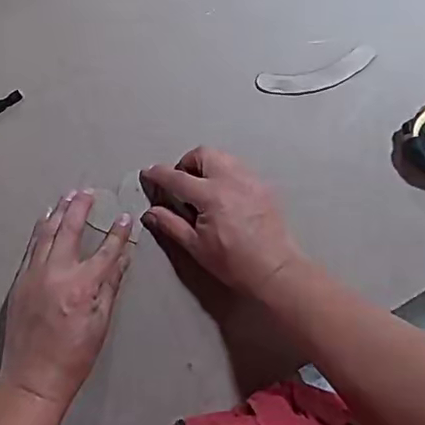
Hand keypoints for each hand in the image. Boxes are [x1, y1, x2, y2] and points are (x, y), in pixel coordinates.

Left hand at [0, 191, 132, 409]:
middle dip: (80, 208)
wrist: (32, 378)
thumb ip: (110, 286)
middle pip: (70, 229)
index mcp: (82, 285)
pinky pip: (32, 247)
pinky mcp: (20, 280)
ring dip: (58, 212)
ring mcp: (34, 274)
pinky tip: (45, 220)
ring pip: (46, 233)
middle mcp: (57, 272)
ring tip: (66, 197)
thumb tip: (122, 258)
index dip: (118, 233)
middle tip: (87, 193)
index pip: (106, 251)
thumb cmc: (73, 357)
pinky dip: (40, 230)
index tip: (125, 217)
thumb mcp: (101, 324)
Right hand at [140, 147, 307, 296]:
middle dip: (186, 163)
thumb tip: (151, 213)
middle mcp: (231, 180)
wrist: (275, 271)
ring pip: (222, 156)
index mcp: (211, 195)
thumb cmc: (235, 263)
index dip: (158, 174)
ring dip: (207, 165)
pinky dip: (225, 173)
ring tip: (202, 187)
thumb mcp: (196, 247)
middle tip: (181, 183)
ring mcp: (250, 180)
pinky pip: (239, 168)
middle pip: (202, 154)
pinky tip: (224, 194)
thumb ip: (170, 224)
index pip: (176, 177)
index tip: (149, 174)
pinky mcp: (263, 186)